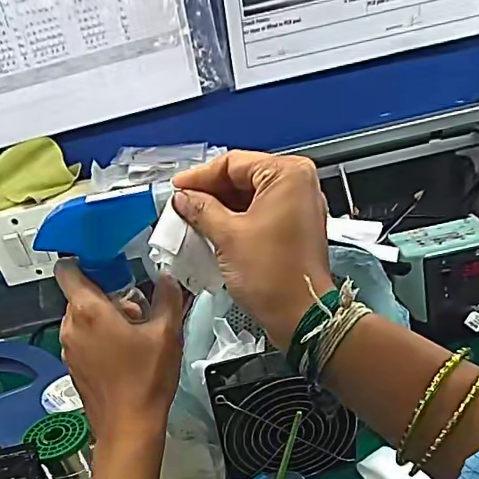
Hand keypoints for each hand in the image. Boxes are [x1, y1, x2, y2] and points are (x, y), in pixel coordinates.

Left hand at [55, 261, 188, 447]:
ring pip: (82, 319)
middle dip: (107, 295)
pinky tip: (125, 353)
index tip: (104, 262)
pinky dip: (100, 339)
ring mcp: (69, 349)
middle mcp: (71, 328)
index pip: (68, 270)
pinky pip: (83, 340)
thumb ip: (167, 298)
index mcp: (88, 312)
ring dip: (104, 318)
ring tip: (134, 334)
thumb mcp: (166, 333)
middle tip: (136, 309)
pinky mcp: (74, 366)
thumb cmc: (143, 383)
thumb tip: (168, 281)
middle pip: (81, 295)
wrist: (128, 427)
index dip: (84, 260)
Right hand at [171, 150, 333, 349]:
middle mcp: (298, 186)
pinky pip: (259, 215)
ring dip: (220, 209)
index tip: (179, 187)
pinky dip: (235, 222)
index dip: (200, 176)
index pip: (233, 163)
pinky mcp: (294, 230)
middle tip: (182, 205)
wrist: (299, 315)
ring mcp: (298, 208)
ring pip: (249, 198)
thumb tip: (185, 199)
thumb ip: (202, 210)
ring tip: (193, 221)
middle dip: (209, 193)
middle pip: (242, 178)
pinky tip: (213, 233)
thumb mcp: (228, 236)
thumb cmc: (276, 277)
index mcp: (288, 175)